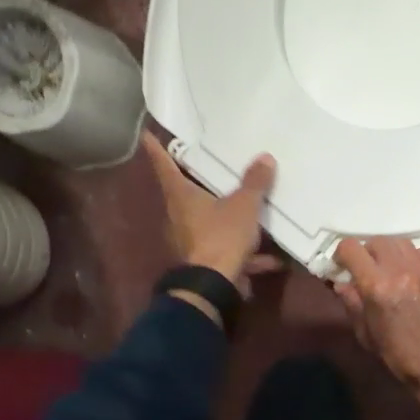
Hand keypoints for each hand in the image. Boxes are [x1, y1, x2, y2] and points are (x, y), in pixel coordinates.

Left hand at [142, 131, 278, 290]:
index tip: (147, 135)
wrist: (214, 284)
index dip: (157, 149)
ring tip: (248, 214)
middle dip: (195, 184)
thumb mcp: (244, 206)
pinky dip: (246, 254)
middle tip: (203, 168)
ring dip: (226, 221)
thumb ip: (255, 183)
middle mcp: (179, 216)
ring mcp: (190, 241)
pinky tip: (272, 259)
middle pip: (185, 194)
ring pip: (208, 223)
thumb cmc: (222, 236)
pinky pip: (226, 250)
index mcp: (181, 195)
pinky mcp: (205, 262)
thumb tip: (265, 157)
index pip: (165, 165)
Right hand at [331, 236, 419, 419]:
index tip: (341, 266)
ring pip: (400, 242)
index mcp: (377, 287)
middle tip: (364, 270)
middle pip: (376, 241)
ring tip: (386, 269)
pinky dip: (412, 256)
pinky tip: (409, 272)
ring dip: (388, 252)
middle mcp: (400, 271)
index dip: (341, 254)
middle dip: (365, 253)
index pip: (352, 249)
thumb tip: (341, 284)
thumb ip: (352, 304)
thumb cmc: (399, 358)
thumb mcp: (366, 335)